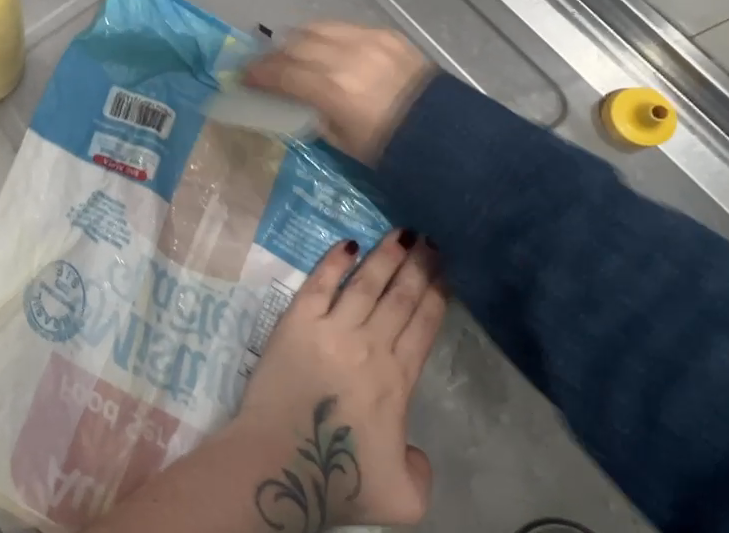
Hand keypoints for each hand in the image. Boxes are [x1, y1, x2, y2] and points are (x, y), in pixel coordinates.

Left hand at [226, 230, 447, 529]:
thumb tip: (417, 452)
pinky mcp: (295, 322)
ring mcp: (331, 329)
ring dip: (385, 256)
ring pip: (365, 284)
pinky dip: (333, 261)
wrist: (281, 463)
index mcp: (398, 381)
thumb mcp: (405, 497)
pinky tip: (347, 244)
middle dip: (418, 266)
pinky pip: (319, 283)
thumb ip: (421, 471)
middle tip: (431, 238)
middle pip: (400, 297)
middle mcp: (370, 346)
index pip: (424, 327)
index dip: (437, 296)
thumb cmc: (340, 480)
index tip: (446, 270)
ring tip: (401, 232)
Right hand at [244, 23, 436, 165]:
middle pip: (294, 46)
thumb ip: (311, 114)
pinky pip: (344, 27)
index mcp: (333, 90)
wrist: (446, 135)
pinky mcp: (385, 34)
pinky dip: (326, 36)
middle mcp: (347, 58)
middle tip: (262, 66)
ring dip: (297, 40)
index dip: (257, 74)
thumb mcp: (341, 141)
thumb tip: (291, 100)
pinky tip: (323, 48)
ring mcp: (368, 41)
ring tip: (289, 52)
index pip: (282, 73)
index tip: (242, 78)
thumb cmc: (390, 149)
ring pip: (316, 29)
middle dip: (273, 56)